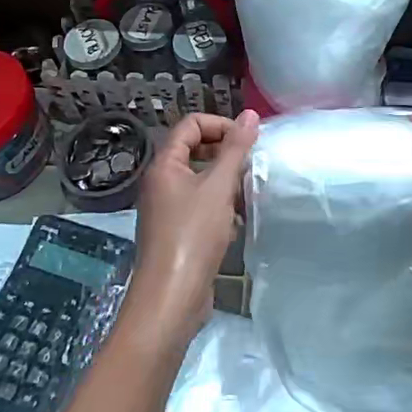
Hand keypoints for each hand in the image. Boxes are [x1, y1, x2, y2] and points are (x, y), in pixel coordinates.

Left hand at [123, 110, 258, 346]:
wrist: (171, 297)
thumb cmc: (193, 235)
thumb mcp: (219, 187)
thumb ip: (236, 149)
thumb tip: (250, 114)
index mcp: (164, 165)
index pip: (191, 125)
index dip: (220, 125)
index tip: (248, 140)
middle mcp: (160, 182)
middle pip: (194, 150)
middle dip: (225, 154)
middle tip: (250, 165)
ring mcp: (166, 208)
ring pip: (199, 180)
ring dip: (225, 182)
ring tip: (248, 194)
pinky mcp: (176, 232)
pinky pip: (199, 206)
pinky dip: (219, 207)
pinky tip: (237, 221)